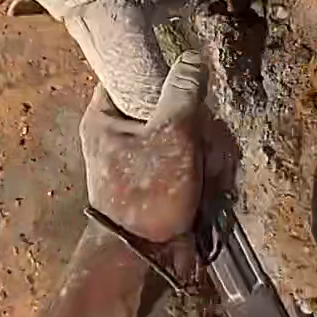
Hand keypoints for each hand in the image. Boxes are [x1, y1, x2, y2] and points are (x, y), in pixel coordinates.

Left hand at [79, 51, 205, 242]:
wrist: (148, 258)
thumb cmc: (147, 193)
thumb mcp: (170, 135)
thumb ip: (183, 92)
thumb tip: (191, 58)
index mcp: (106, 115)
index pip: (129, 74)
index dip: (159, 72)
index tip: (186, 81)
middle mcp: (120, 131)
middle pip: (166, 103)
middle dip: (194, 123)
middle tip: (200, 141)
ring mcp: (143, 155)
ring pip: (185, 130)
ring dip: (205, 148)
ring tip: (207, 170)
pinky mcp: (163, 175)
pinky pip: (189, 155)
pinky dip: (205, 166)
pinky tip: (211, 181)